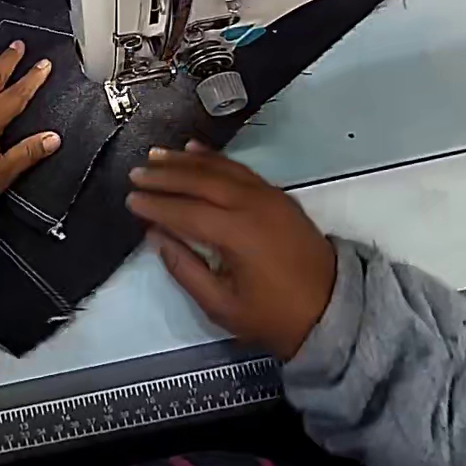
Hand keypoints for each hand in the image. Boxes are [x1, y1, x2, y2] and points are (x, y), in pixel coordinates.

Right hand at [126, 142, 335, 359]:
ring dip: (185, 160)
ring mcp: (268, 195)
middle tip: (136, 172)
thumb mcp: (223, 306)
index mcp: (238, 234)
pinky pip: (239, 168)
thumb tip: (156, 236)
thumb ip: (185, 269)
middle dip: (164, 175)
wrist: (335, 311)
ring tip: (156, 155)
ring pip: (219, 168)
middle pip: (200, 181)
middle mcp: (252, 205)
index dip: (156, 205)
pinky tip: (194, 149)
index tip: (130, 199)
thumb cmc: (275, 316)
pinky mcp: (277, 193)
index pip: (186, 211)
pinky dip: (214, 157)